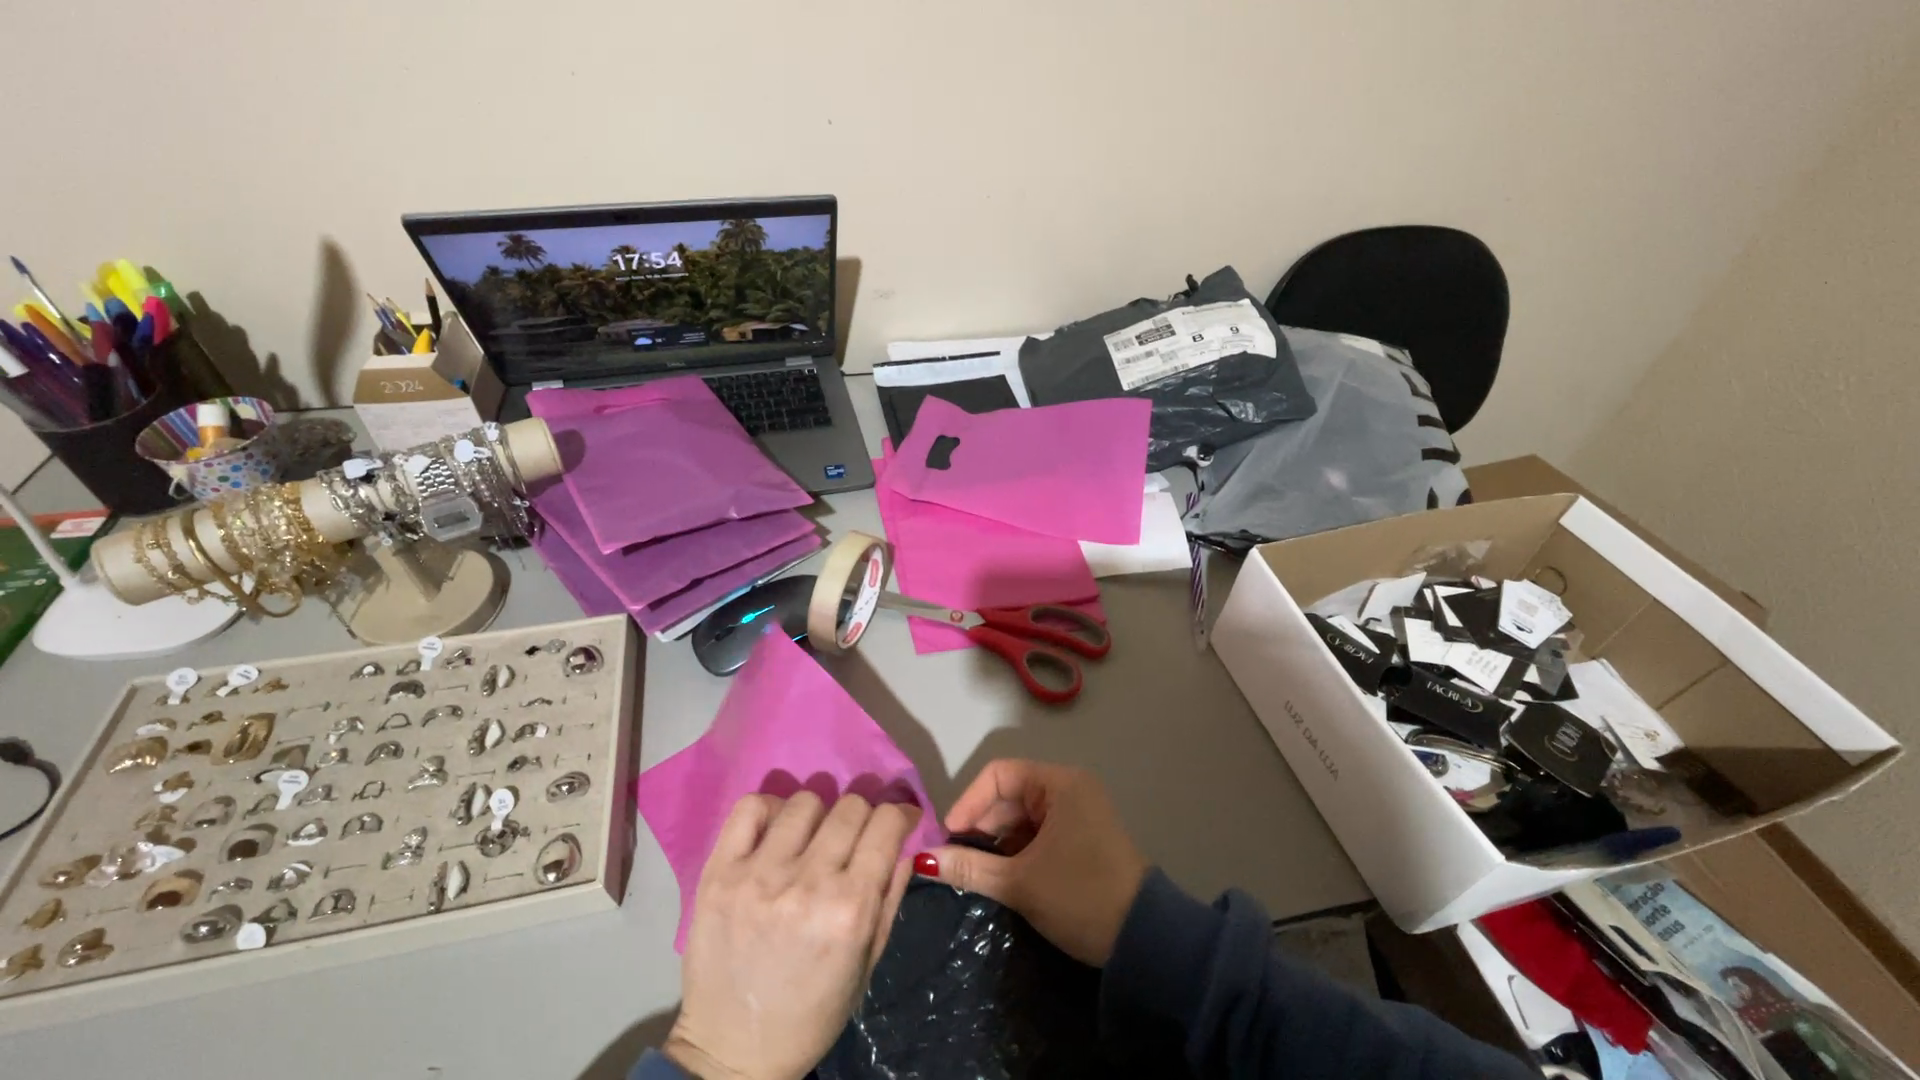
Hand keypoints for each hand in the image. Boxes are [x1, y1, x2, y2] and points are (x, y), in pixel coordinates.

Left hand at [664, 792, 918, 1079]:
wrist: (734, 1050)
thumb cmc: (812, 1014)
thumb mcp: (868, 963)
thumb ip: (891, 896)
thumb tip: (905, 841)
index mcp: (851, 909)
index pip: (886, 823)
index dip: (899, 816)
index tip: (898, 823)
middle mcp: (807, 883)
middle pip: (850, 807)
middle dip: (863, 818)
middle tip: (854, 841)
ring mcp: (759, 875)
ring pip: (805, 802)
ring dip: (818, 816)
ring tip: (811, 842)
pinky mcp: (719, 874)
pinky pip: (750, 808)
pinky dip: (771, 810)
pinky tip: (776, 834)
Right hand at [916, 760, 1147, 965]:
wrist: (1143, 940)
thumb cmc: (1080, 897)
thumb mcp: (1019, 883)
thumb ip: (969, 866)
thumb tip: (922, 859)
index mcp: (1059, 785)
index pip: (998, 775)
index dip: (968, 802)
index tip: (949, 837)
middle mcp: (1070, 790)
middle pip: (1009, 794)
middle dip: (981, 824)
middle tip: (957, 858)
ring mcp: (1078, 814)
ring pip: (1021, 817)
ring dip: (997, 841)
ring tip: (977, 871)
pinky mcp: (1081, 839)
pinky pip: (1037, 833)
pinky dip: (1017, 851)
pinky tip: (1002, 876)